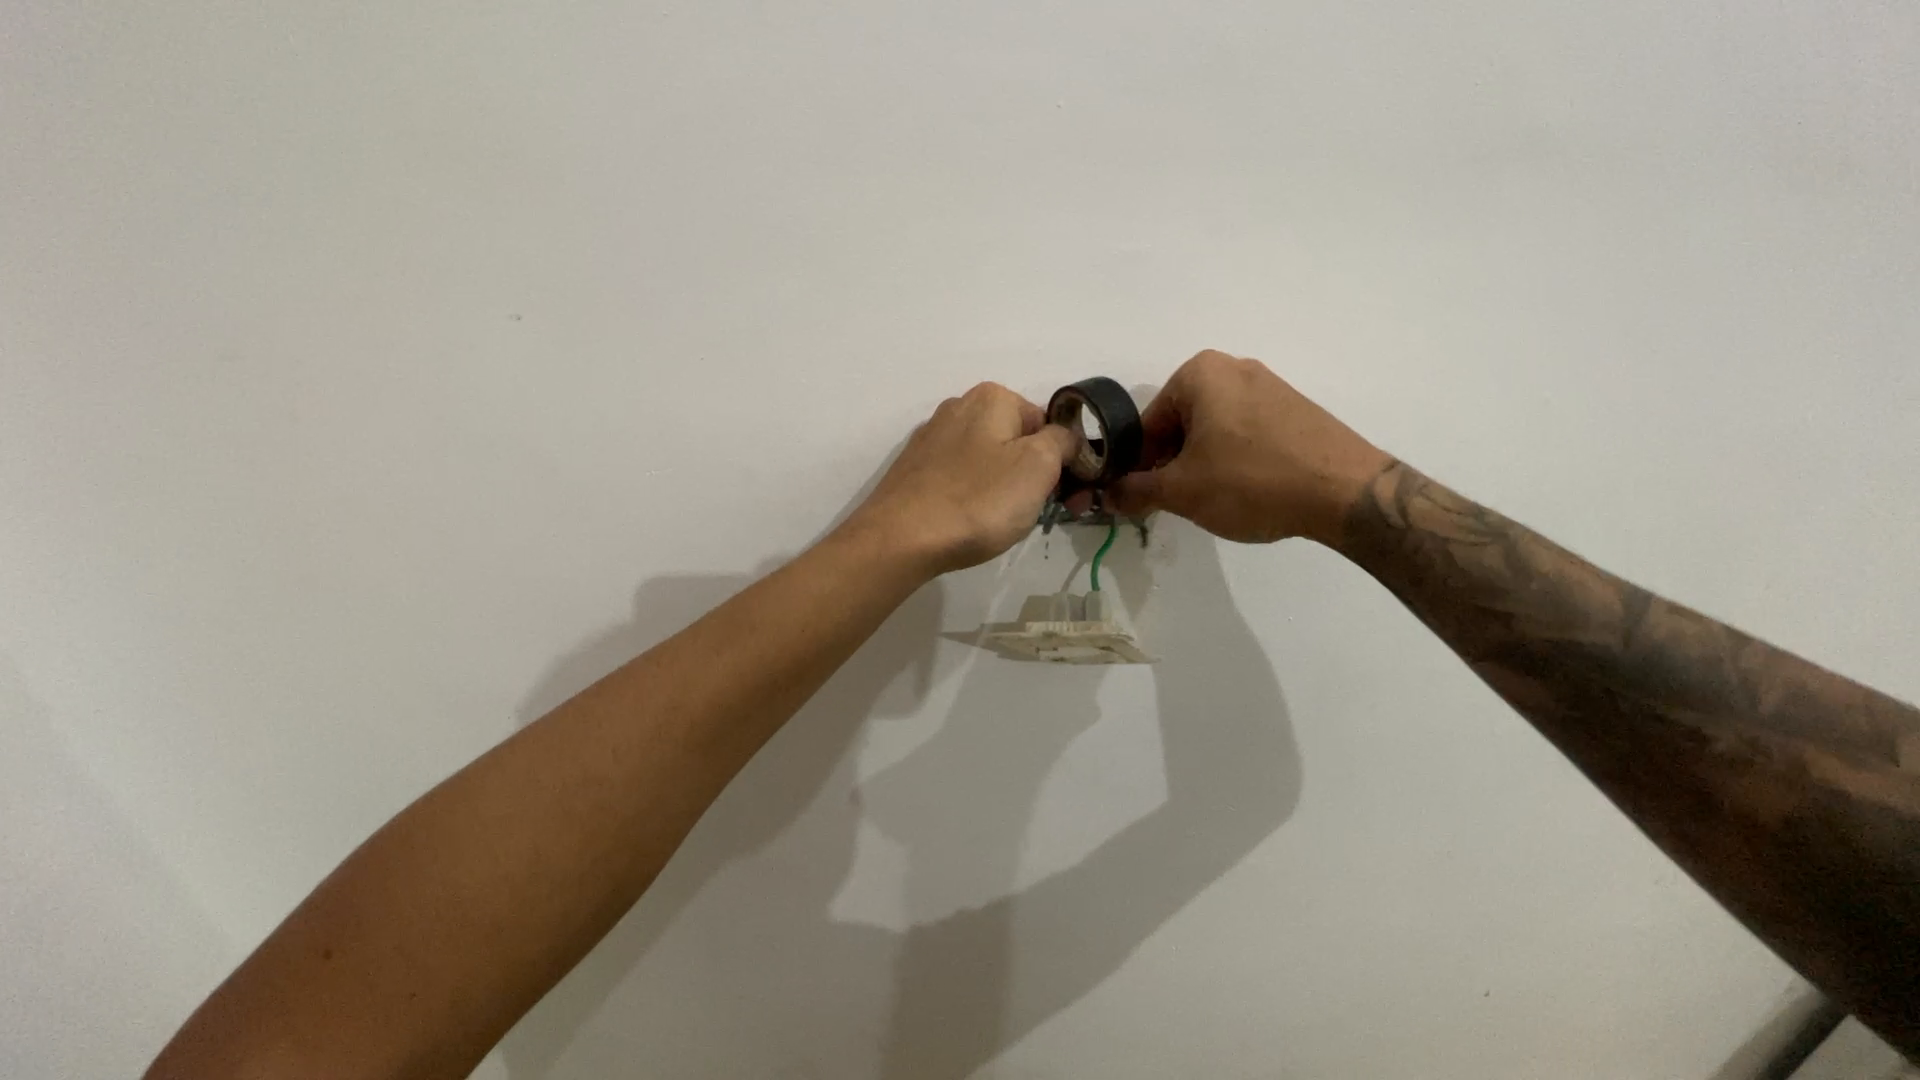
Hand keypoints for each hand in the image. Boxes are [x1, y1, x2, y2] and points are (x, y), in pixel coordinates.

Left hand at [845, 382, 1077, 573]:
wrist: (901, 539)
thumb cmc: (978, 500)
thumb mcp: (1039, 466)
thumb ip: (1062, 441)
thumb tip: (1063, 437)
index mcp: (993, 397)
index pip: (1047, 423)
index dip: (1064, 460)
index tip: (1068, 498)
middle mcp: (959, 407)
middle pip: (1016, 440)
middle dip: (1035, 476)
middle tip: (1038, 514)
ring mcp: (931, 439)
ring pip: (988, 461)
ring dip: (1005, 489)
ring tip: (1001, 524)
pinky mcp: (914, 470)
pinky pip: (960, 478)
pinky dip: (973, 497)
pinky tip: (969, 522)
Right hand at [1110, 350, 1389, 544]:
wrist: (1345, 492)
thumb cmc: (1251, 481)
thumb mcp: (1181, 491)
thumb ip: (1134, 490)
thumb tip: (1106, 495)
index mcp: (1199, 373)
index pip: (1145, 424)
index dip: (1136, 465)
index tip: (1138, 497)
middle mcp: (1233, 367)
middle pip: (1179, 423)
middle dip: (1170, 463)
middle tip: (1176, 502)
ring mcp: (1269, 385)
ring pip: (1211, 430)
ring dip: (1200, 464)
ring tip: (1213, 500)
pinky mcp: (1295, 409)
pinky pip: (1244, 432)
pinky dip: (1233, 459)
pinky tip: (1245, 490)